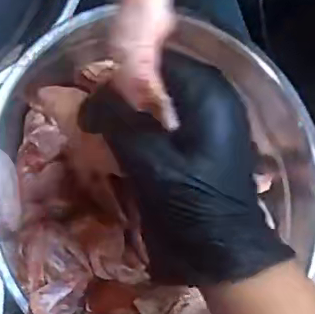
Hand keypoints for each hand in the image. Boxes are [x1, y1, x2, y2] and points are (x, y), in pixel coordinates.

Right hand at [81, 52, 293, 286]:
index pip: (155, 55)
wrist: (225, 258)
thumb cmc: (192, 209)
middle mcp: (212, 97)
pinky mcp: (204, 147)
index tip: (89, 97)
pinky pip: (166, 126)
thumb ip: (119, 123)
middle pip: (156, 77)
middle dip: (120, 94)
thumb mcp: (150, 164)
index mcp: (206, 91)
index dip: (118, 71)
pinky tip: (121, 153)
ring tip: (99, 135)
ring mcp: (210, 123)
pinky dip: (142, 134)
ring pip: (159, 102)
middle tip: (89, 118)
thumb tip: (89, 100)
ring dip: (128, 116)